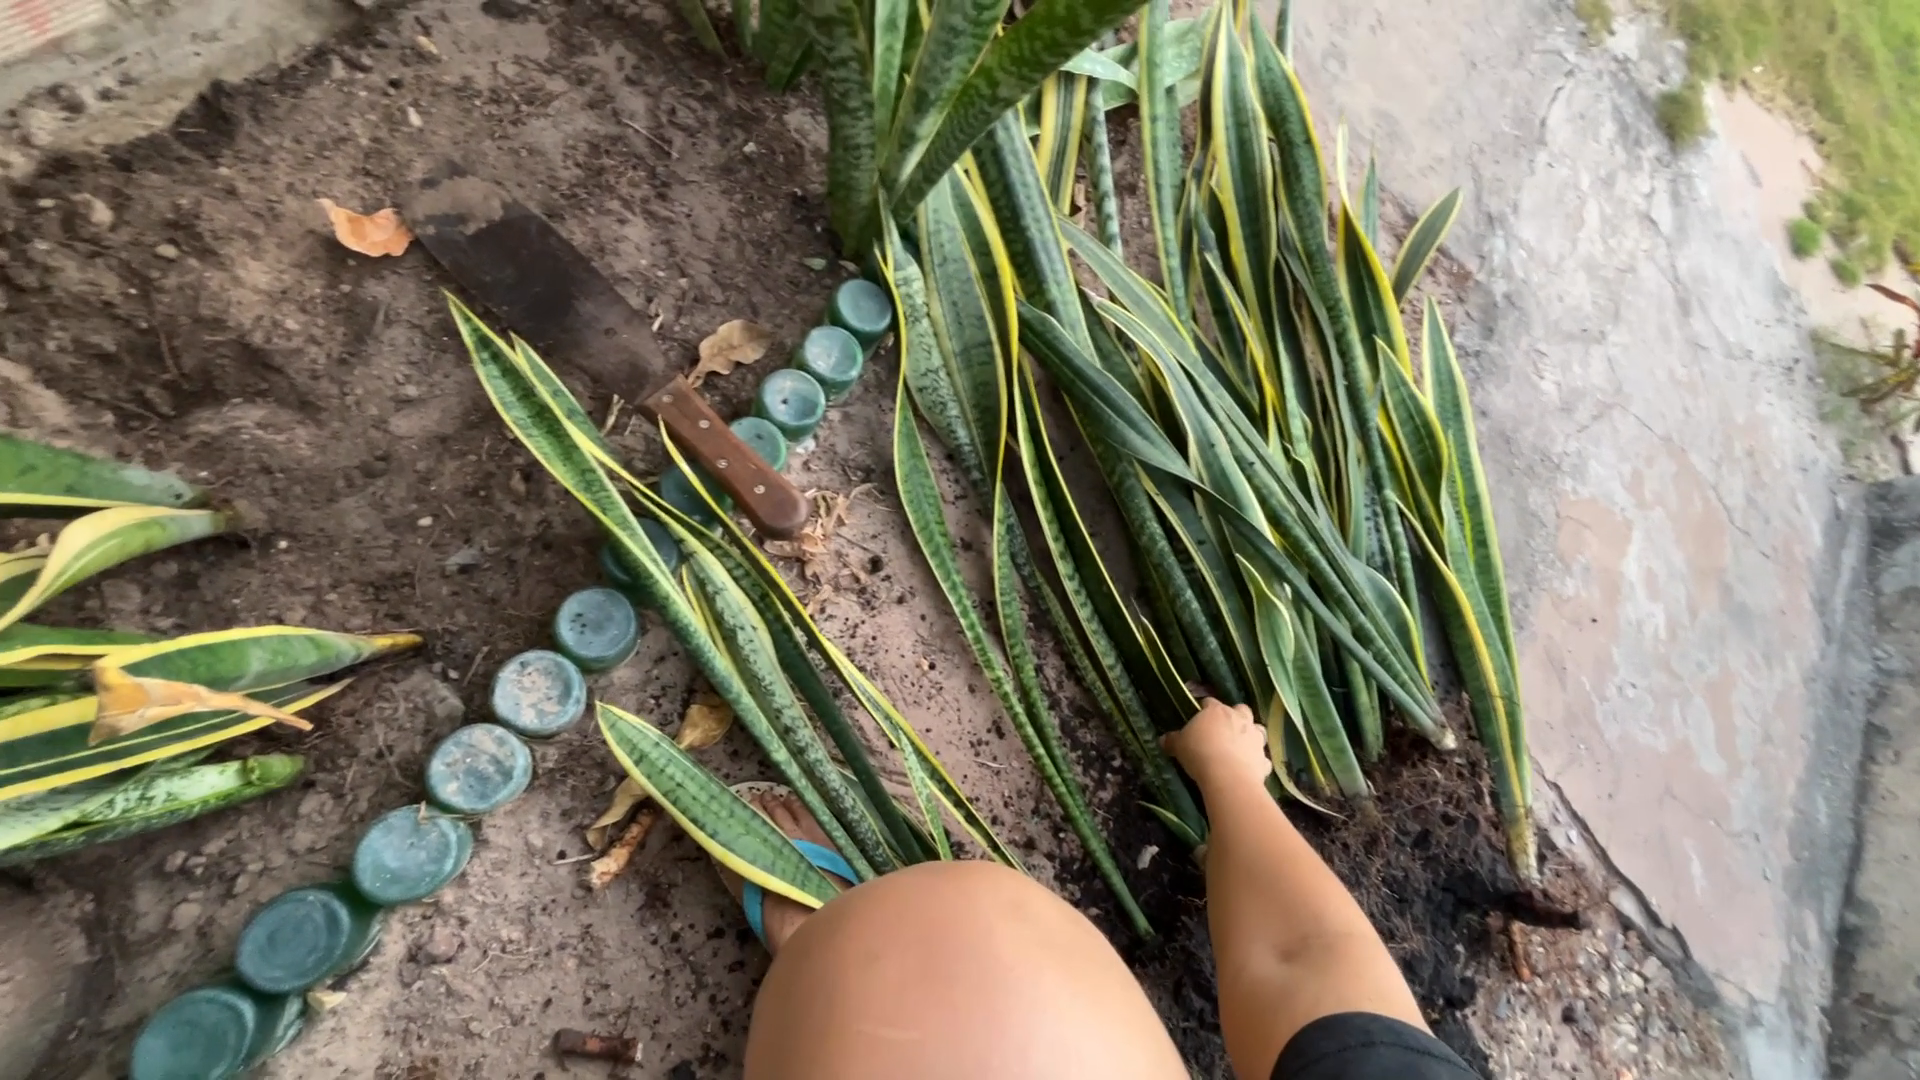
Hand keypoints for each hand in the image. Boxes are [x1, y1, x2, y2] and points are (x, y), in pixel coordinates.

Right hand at [1161, 699, 1269, 791]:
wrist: (1228, 777)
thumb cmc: (1199, 753)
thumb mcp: (1178, 746)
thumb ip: (1172, 740)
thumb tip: (1164, 739)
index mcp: (1217, 711)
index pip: (1210, 702)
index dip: (1204, 708)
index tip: (1198, 715)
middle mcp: (1239, 719)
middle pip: (1241, 709)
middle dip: (1235, 716)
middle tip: (1224, 728)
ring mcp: (1255, 738)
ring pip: (1258, 729)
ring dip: (1251, 734)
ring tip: (1241, 745)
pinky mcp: (1264, 759)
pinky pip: (1262, 758)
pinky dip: (1257, 761)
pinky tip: (1250, 768)